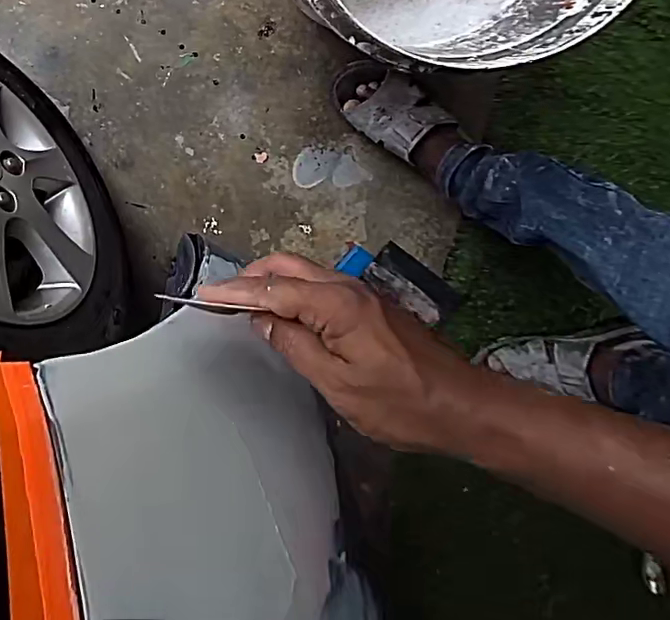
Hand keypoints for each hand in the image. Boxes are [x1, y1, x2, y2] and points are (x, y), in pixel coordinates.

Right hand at [197, 253, 497, 452]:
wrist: (465, 404)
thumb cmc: (402, 403)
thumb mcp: (339, 385)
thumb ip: (295, 346)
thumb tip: (262, 321)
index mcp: (335, 304)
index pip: (272, 289)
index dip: (235, 291)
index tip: (204, 292)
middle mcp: (345, 286)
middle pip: (286, 266)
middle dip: (250, 275)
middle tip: (222, 295)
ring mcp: (359, 291)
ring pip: (302, 271)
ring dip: (270, 280)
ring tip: (245, 301)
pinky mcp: (368, 302)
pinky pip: (317, 283)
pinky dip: (291, 288)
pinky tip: (283, 309)